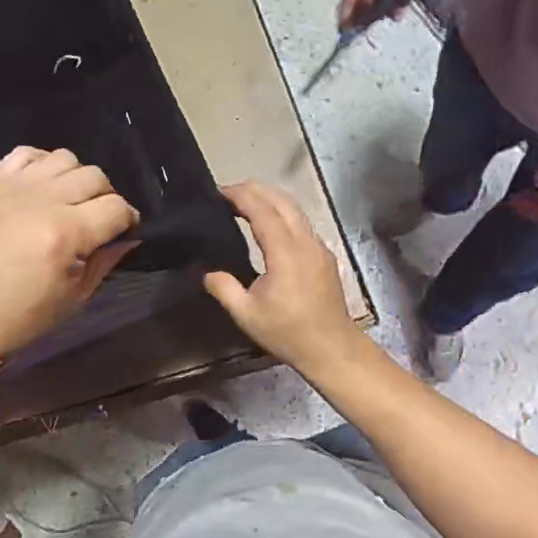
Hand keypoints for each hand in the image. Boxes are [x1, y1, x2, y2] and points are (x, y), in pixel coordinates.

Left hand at [0, 147, 138, 358]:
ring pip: (66, 159)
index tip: (124, 232)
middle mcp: (39, 202)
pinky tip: (44, 187)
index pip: (117, 207)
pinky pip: (27, 153)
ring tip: (70, 201)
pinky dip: (43, 165)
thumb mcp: (78, 295)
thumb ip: (108, 258)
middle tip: (98, 220)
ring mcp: (10, 188)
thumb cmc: (26, 314)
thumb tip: (130, 236)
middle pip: (95, 177)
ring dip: (77, 179)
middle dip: (107, 198)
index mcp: (63, 234)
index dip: (129, 220)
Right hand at [202, 182, 365, 373]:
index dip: (241, 196)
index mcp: (285, 252)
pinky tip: (271, 225)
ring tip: (247, 203)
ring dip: (272, 200)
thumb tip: (206, 272)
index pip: (263, 210)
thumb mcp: (247, 314)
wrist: (331, 347)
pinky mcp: (325, 256)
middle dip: (256, 190)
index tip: (220, 192)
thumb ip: (223, 288)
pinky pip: (303, 224)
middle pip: (283, 201)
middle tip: (230, 192)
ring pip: (296, 210)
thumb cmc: (288, 332)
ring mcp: (319, 247)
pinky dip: (284, 214)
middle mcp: (306, 242)